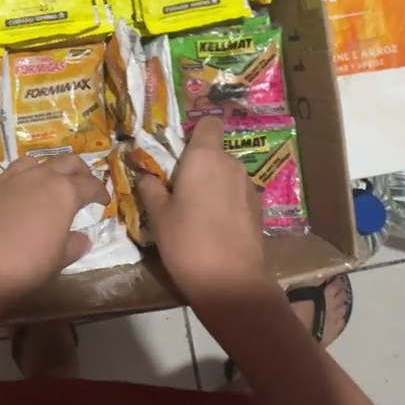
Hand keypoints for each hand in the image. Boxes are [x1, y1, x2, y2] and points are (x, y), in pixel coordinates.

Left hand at [0, 154, 108, 315]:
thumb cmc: (26, 264)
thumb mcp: (59, 259)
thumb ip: (74, 245)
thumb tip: (83, 239)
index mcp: (64, 191)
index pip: (90, 184)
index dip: (100, 192)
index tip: (103, 201)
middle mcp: (39, 176)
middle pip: (67, 161)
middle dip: (80, 170)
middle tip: (84, 183)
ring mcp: (10, 177)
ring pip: (36, 161)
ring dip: (48, 169)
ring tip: (49, 184)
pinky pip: (10, 175)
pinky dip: (21, 182)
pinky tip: (17, 197)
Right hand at [136, 115, 274, 304]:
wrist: (232, 283)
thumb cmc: (188, 241)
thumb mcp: (158, 216)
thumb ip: (151, 188)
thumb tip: (145, 175)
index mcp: (205, 156)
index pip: (209, 121)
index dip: (195, 131)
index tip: (178, 152)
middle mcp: (231, 163)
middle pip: (214, 151)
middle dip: (198, 165)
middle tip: (178, 190)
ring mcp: (249, 186)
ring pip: (226, 174)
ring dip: (213, 184)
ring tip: (197, 213)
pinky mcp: (259, 209)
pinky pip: (237, 194)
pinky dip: (226, 203)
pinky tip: (216, 228)